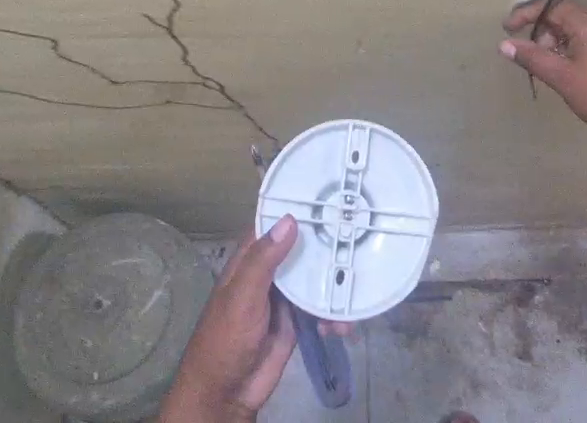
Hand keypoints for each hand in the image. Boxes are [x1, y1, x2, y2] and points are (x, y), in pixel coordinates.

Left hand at [160, 215, 348, 422]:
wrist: (226, 393)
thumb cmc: (226, 338)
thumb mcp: (242, 296)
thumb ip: (263, 260)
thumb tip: (290, 219)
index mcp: (251, 259)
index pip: (275, 224)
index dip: (298, 209)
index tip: (329, 194)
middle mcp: (270, 271)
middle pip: (302, 248)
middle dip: (327, 245)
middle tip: (360, 236)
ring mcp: (285, 295)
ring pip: (315, 278)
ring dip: (334, 285)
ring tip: (352, 295)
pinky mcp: (297, 319)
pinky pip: (320, 308)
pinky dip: (333, 315)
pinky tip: (341, 326)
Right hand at [501, 0, 586, 153]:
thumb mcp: (561, 77)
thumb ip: (532, 57)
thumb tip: (504, 44)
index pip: (552, 6)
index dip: (527, 14)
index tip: (507, 29)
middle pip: (566, 16)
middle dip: (543, 32)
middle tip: (535, 57)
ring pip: (579, 29)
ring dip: (558, 42)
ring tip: (553, 68)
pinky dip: (574, 48)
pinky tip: (572, 72)